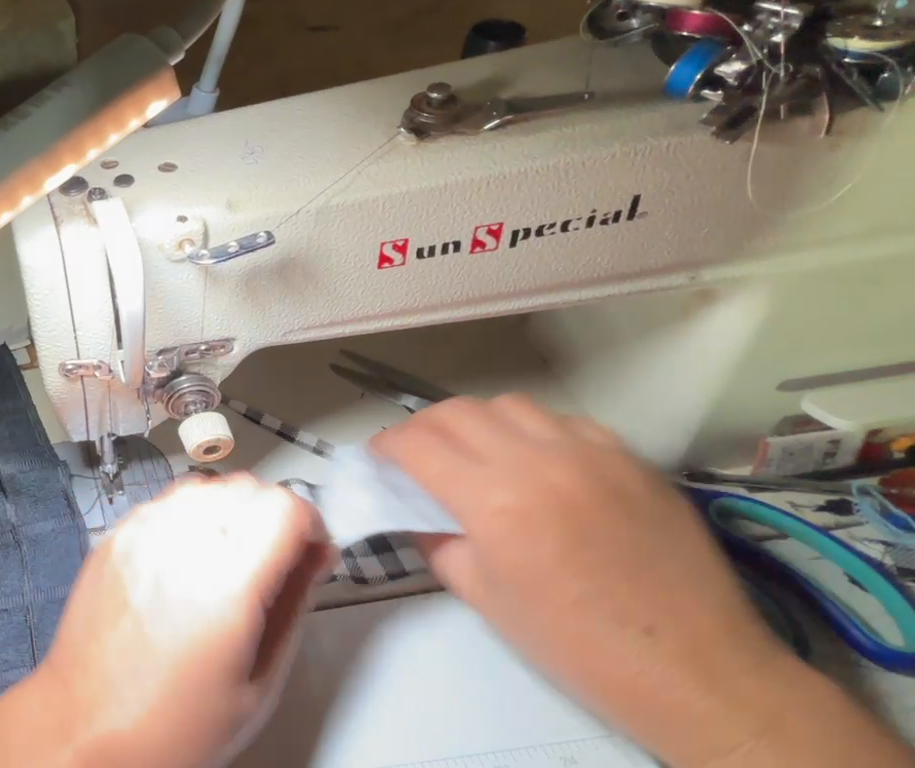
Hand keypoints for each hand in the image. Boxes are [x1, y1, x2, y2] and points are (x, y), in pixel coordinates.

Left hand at [38, 475, 332, 767]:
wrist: (85, 726)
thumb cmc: (173, 724)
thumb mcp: (258, 683)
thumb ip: (292, 605)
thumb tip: (314, 555)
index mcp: (224, 584)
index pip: (283, 505)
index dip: (309, 524)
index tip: (310, 553)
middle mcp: (179, 544)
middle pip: (246, 486)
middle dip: (273, 515)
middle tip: (275, 561)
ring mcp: (139, 533)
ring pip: (204, 486)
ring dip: (229, 510)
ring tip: (229, 561)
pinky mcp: (113, 535)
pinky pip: (164, 501)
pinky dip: (188, 516)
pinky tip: (187, 560)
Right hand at [372, 395, 911, 767]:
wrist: (699, 673)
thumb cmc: (578, 647)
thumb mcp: (484, 598)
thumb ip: (437, 540)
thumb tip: (414, 509)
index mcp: (493, 502)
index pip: (415, 444)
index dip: (386, 446)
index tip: (380, 458)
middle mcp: (537, 463)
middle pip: (455, 411)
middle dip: (423, 427)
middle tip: (418, 453)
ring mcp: (591, 455)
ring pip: (509, 405)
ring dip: (479, 422)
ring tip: (479, 452)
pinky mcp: (632, 460)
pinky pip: (566, 421)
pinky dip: (537, 432)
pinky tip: (541, 464)